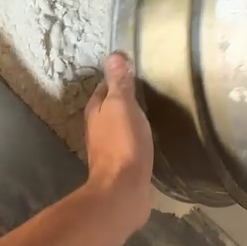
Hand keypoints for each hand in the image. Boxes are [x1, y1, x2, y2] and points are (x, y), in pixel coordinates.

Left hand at [82, 52, 154, 232]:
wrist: (123, 190)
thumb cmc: (123, 143)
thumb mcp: (123, 106)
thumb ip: (119, 83)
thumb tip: (114, 55)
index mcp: (95, 110)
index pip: (105, 86)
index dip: (118, 78)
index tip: (136, 73)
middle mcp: (97, 128)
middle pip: (110, 107)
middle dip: (125, 100)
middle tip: (148, 92)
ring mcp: (107, 148)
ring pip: (119, 126)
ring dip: (131, 120)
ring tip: (151, 113)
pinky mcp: (120, 165)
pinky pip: (129, 144)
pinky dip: (136, 138)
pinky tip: (149, 139)